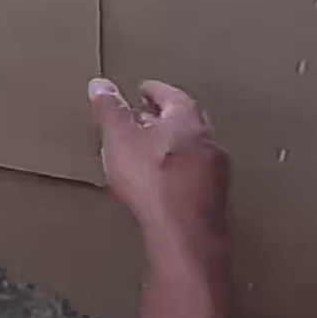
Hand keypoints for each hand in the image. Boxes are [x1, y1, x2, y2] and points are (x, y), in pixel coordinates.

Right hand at [88, 78, 230, 275]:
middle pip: (188, 120)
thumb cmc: (151, 181)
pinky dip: (177, 162)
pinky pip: (195, 169)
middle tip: (146, 111)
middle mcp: (208, 144)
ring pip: (193, 145)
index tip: (143, 88)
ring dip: (172, 139)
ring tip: (148, 141)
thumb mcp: (118, 137)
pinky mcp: (212, 196)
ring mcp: (215, 172)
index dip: (155, 90)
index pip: (174, 96)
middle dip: (166, 113)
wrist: (182, 233)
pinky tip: (160, 173)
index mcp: (187, 124)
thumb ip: (110, 109)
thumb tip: (101, 85)